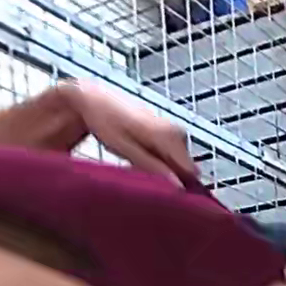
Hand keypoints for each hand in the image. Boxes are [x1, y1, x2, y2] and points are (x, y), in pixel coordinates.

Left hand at [56, 81, 200, 183]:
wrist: (95, 98)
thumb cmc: (104, 123)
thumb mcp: (123, 147)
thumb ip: (152, 166)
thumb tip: (179, 187)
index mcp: (169, 137)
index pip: (190, 173)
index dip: (179, 183)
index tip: (159, 185)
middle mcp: (180, 134)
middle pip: (187, 169)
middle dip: (170, 174)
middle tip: (142, 169)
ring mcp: (179, 132)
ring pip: (182, 163)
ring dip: (166, 166)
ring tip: (140, 157)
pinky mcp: (175, 132)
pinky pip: (176, 154)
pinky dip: (164, 157)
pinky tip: (144, 150)